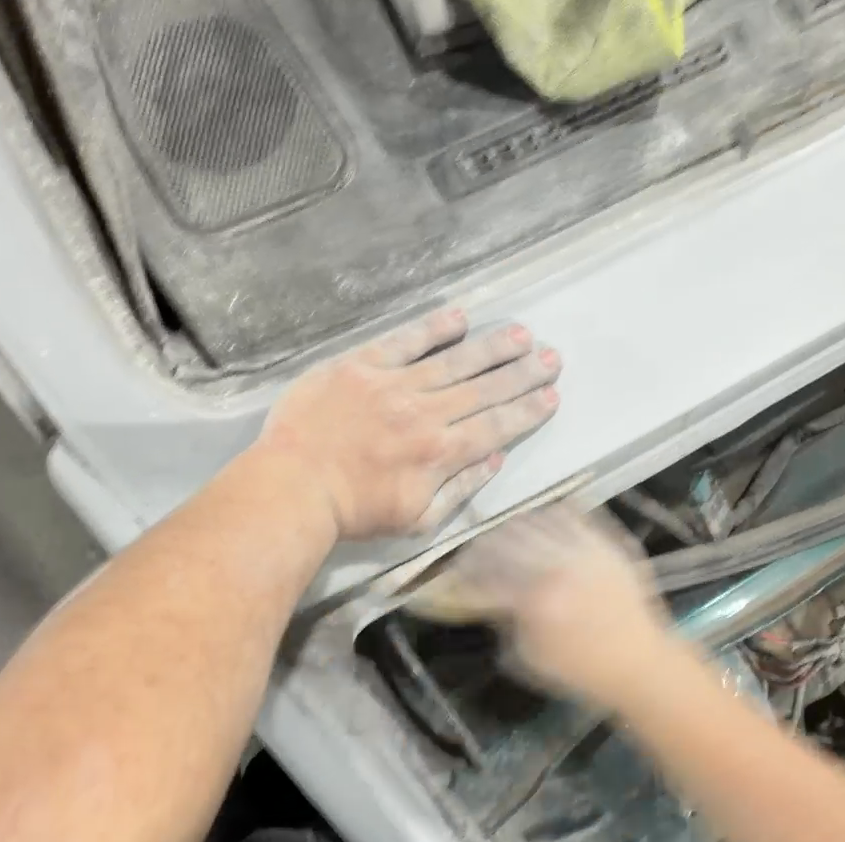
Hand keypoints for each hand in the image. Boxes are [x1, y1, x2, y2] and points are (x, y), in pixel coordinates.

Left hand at [255, 309, 560, 539]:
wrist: (294, 487)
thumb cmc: (355, 513)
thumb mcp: (417, 520)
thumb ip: (460, 489)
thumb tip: (493, 459)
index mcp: (440, 453)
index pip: (496, 426)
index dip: (527, 410)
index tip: (551, 396)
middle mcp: (425, 413)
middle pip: (485, 389)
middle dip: (522, 373)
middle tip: (551, 357)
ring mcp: (393, 385)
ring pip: (454, 361)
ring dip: (491, 347)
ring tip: (520, 334)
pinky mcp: (360, 366)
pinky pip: (404, 341)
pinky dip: (433, 329)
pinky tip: (459, 318)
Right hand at [446, 505, 672, 701]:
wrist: (640, 663)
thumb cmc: (582, 670)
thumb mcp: (530, 657)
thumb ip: (504, 622)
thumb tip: (487, 596)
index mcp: (535, 599)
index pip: (486, 571)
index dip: (465, 570)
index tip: (456, 572)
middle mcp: (558, 566)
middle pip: (506, 537)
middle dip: (484, 544)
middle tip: (477, 553)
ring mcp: (585, 549)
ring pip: (536, 519)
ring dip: (514, 526)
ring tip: (507, 536)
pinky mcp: (607, 543)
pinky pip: (572, 514)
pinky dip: (550, 515)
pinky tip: (541, 524)